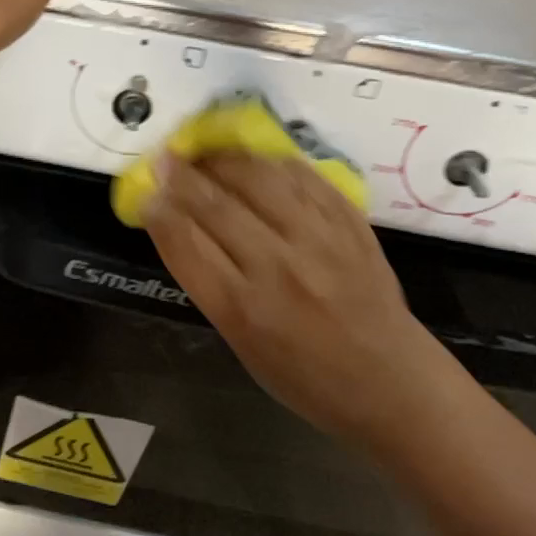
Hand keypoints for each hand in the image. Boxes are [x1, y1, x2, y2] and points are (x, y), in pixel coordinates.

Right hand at [143, 154, 458, 439]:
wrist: (390, 382)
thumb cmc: (305, 378)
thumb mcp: (241, 343)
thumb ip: (211, 284)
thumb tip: (181, 228)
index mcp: (242, 308)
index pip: (184, 242)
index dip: (158, 211)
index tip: (144, 194)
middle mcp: (278, 266)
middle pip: (215, 204)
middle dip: (180, 176)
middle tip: (163, 159)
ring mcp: (318, 239)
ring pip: (258, 177)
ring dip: (222, 159)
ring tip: (203, 152)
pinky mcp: (349, 221)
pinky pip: (302, 176)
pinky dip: (269, 162)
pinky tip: (253, 160)